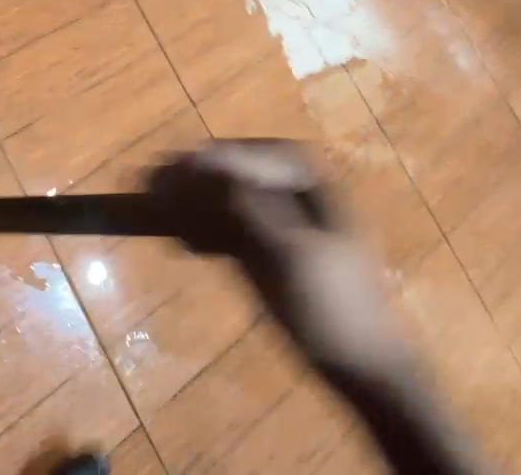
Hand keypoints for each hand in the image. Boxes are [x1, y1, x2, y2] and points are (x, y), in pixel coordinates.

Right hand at [149, 140, 413, 382]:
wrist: (361, 366)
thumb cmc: (332, 303)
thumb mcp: (289, 251)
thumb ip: (247, 204)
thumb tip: (208, 162)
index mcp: (315, 187)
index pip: (261, 153)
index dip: (222, 153)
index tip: (184, 159)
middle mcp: (298, 199)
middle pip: (241, 176)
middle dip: (201, 179)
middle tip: (159, 180)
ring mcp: (285, 230)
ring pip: (233, 205)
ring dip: (199, 206)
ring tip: (161, 208)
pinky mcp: (272, 258)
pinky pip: (234, 236)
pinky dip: (210, 236)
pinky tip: (185, 243)